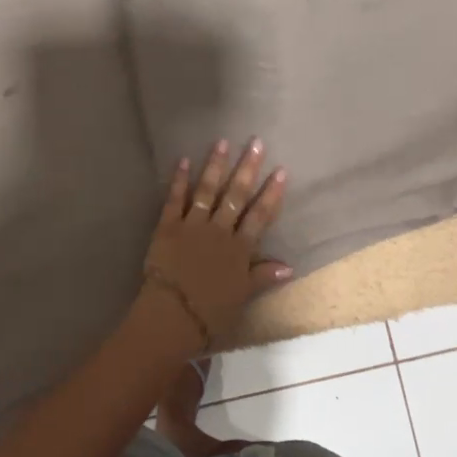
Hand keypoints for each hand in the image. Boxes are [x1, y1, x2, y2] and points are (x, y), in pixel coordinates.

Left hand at [141, 139, 291, 353]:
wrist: (172, 315)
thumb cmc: (210, 312)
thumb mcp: (242, 296)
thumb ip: (262, 276)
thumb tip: (289, 266)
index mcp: (239, 249)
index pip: (260, 216)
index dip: (271, 193)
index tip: (280, 170)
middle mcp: (219, 231)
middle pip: (235, 196)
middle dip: (247, 168)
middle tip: (256, 142)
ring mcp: (192, 226)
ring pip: (207, 191)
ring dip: (215, 166)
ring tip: (222, 142)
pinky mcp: (167, 227)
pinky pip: (174, 200)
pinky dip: (179, 180)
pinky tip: (184, 161)